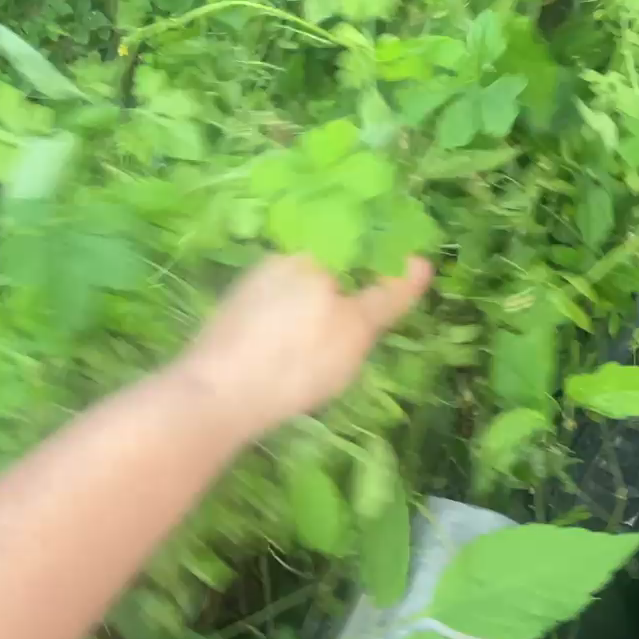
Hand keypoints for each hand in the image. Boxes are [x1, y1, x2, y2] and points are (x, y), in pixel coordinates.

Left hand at [171, 253, 432, 439]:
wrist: (216, 397)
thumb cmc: (297, 358)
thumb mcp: (356, 329)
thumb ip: (388, 295)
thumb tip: (421, 261)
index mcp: (309, 253)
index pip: (356, 242)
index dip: (378, 266)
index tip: (391, 294)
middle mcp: (276, 261)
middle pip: (324, 267)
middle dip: (346, 291)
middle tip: (362, 330)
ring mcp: (248, 289)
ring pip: (296, 292)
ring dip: (316, 312)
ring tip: (326, 350)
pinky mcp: (230, 319)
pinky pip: (272, 314)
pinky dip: (289, 329)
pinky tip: (290, 357)